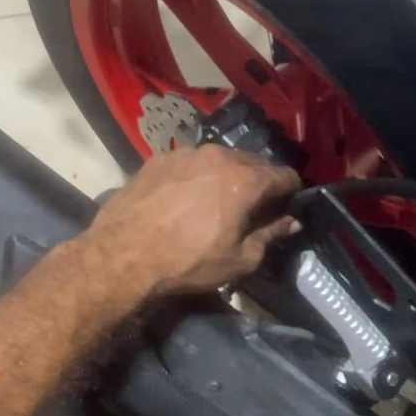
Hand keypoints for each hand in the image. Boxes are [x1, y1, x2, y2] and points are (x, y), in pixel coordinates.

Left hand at [73, 144, 301, 304]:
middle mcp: (219, 157)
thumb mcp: (241, 259)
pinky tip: (188, 197)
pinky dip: (199, 175)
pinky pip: (192, 162)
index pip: (285, 175)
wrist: (123, 256)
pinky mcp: (159, 158)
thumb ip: (271, 234)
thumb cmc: (189, 262)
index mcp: (245, 180)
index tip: (288, 206)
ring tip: (220, 200)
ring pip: (221, 159)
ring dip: (229, 176)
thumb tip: (291, 222)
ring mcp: (186, 153)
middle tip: (256, 206)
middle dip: (261, 181)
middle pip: (254, 162)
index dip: (292, 191)